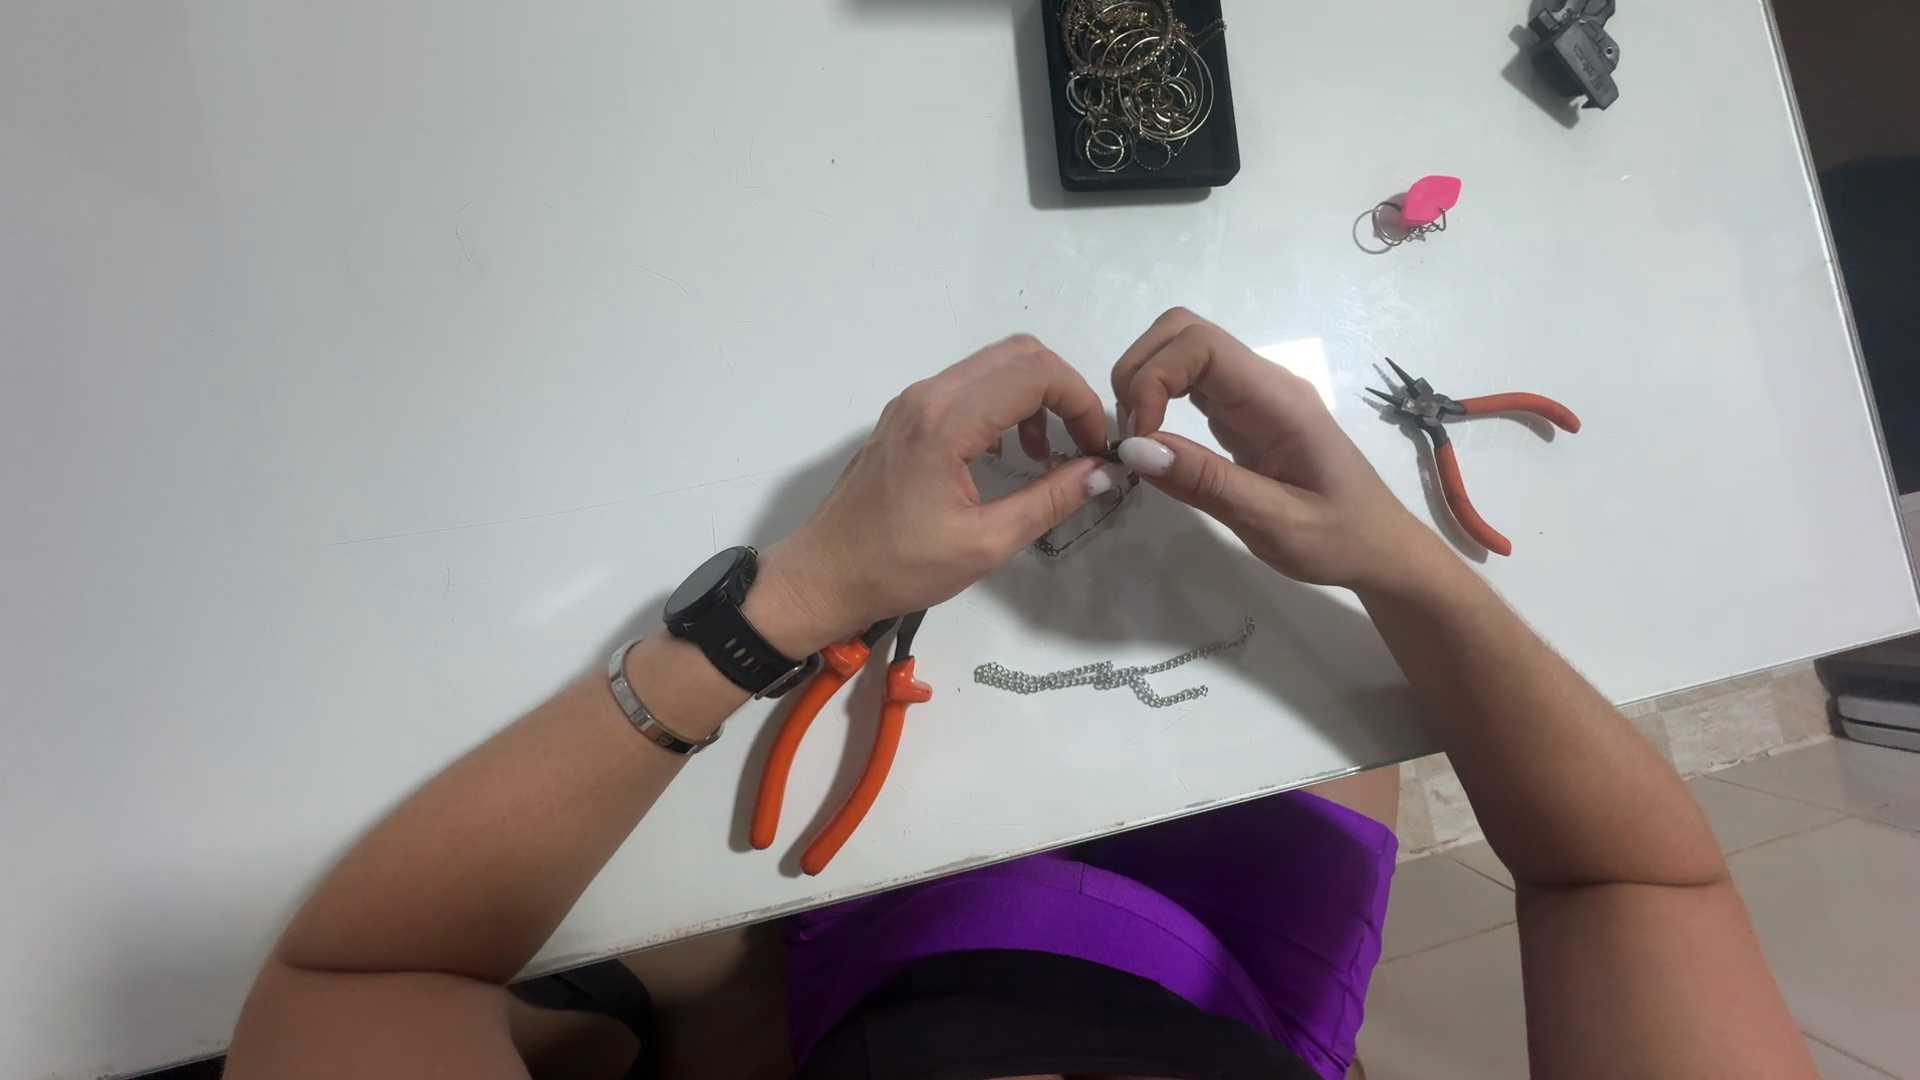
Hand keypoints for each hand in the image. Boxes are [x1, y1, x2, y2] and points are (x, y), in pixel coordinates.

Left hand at [751, 335, 1114, 650]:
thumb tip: (1103, 472)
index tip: (1095, 446)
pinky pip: (965, 387)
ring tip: (1039, 455)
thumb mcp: (985, 543)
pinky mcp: (903, 416)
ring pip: (991, 366)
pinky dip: (999, 405)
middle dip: (1061, 391)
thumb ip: (1050, 501)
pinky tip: (1001, 455)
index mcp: (947, 422)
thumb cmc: (899, 567)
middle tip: (1077, 443)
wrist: (825, 575)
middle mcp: (928, 395)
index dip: (1081, 402)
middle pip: (1018, 354)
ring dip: (1030, 397)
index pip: (1036, 373)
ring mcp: (911, 402)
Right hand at [1110, 308, 1437, 589]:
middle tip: (1131, 437)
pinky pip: (1188, 384)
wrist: (1379, 551)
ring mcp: (1250, 396)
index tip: (1138, 438)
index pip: (1201, 344)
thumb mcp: (1273, 523)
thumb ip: (1205, 483)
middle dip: (1139, 371)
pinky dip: (1155, 402)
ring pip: (1181, 351)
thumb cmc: (1338, 540)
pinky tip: (1154, 445)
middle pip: (1183, 331)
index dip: (1153, 378)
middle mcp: (1263, 383)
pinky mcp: (1238, 415)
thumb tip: (1135, 448)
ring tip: (1138, 444)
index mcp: (1278, 400)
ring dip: (1142, 384)